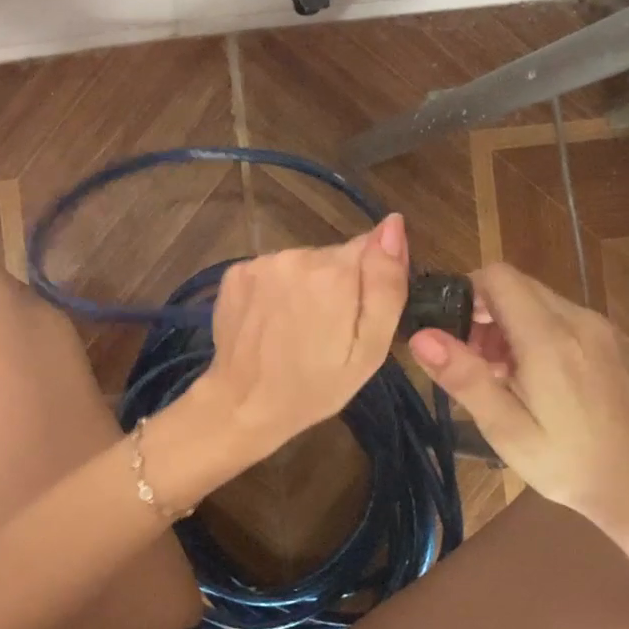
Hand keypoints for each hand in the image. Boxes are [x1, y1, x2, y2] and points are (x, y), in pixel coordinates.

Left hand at [192, 214, 409, 457]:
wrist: (245, 405)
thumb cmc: (316, 386)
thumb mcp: (370, 348)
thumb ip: (386, 283)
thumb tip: (394, 223)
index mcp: (334, 272)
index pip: (370, 248)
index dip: (369, 281)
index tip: (357, 316)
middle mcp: (296, 255)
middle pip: (334, 257)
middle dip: (337, 286)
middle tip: (328, 332)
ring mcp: (260, 263)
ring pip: (301, 264)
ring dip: (304, 288)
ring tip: (297, 330)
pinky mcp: (234, 273)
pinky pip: (271, 271)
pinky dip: (275, 291)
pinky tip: (271, 323)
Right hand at [407, 262, 628, 538]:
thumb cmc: (569, 465)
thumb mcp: (506, 430)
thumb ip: (465, 378)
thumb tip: (421, 335)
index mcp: (549, 339)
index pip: (497, 277)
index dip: (465, 294)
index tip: (451, 334)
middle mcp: (578, 320)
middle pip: (516, 285)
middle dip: (483, 313)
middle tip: (471, 365)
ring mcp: (598, 328)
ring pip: (536, 301)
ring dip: (506, 325)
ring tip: (498, 378)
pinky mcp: (608, 341)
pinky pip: (558, 317)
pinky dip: (532, 334)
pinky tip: (529, 381)